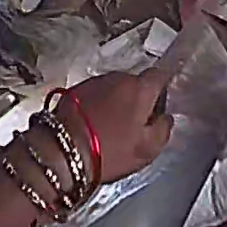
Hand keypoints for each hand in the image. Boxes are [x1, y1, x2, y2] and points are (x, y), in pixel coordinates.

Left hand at [57, 68, 172, 184]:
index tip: (162, 100)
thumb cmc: (110, 151)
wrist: (60, 150)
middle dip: (138, 98)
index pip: (159, 75)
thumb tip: (166, 117)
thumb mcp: (147, 149)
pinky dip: (99, 104)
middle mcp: (117, 78)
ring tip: (113, 127)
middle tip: (137, 123)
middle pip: (135, 82)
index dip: (164, 86)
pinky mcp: (75, 89)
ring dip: (117, 101)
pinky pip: (96, 93)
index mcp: (139, 89)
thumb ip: (163, 130)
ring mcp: (94, 81)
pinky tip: (95, 124)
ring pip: (114, 88)